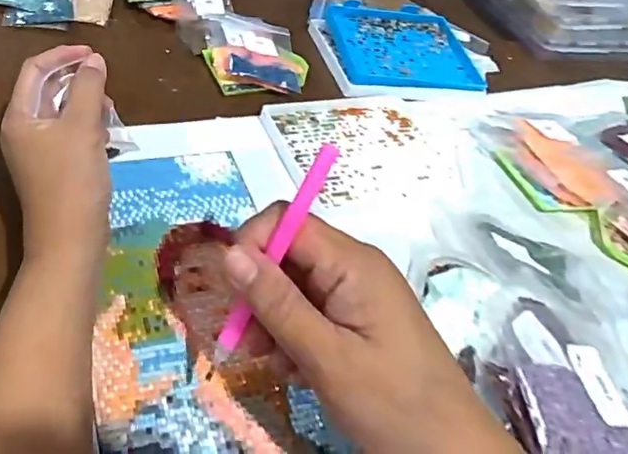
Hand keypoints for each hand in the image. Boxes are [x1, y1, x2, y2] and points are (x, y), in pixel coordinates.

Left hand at [1, 46, 111, 267]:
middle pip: (46, 88)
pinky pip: (67, 133)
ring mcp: (35, 151)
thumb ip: (88, 87)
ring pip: (59, 111)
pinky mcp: (51, 167)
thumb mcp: (82, 126)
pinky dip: (85, 125)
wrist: (69, 244)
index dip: (62, 55)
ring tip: (110, 110)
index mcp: (19, 116)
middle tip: (104, 78)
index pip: (34, 70)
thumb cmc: (72, 180)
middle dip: (75, 79)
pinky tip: (107, 134)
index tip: (92, 52)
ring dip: (84, 102)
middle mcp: (22, 130)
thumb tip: (94, 59)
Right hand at [223, 206, 516, 453]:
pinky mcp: (355, 321)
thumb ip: (277, 303)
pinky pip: (308, 308)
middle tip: (239, 334)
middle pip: (286, 252)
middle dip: (256, 287)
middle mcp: (352, 267)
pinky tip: (286, 365)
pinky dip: (288, 331)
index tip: (232, 286)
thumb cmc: (397, 408)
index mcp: (352, 262)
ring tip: (259, 356)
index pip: (286, 220)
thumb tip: (229, 252)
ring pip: (292, 283)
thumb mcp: (328, 359)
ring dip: (268, 314)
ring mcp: (355, 294)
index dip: (252, 241)